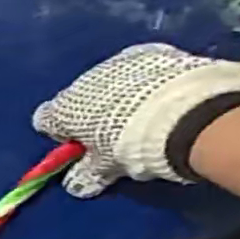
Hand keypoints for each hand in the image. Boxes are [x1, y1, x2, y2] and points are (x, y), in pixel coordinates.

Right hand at [33, 42, 239, 197]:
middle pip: (79, 98)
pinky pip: (144, 66)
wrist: (192, 114)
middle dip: (93, 112)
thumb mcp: (110, 166)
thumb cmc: (134, 144)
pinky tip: (168, 91)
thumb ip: (89, 173)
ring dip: (121, 94)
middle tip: (119, 132)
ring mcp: (116, 65)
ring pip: (110, 80)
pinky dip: (151, 78)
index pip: (47, 120)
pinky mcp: (152, 52)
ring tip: (149, 111)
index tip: (82, 145)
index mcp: (62, 110)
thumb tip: (75, 186)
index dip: (64, 133)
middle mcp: (80, 83)